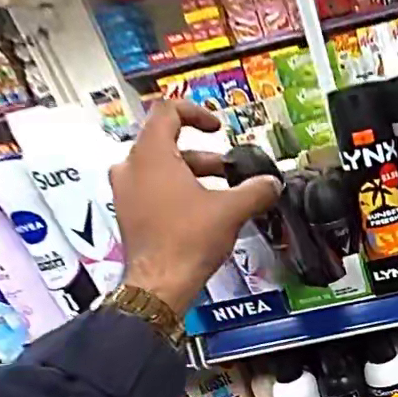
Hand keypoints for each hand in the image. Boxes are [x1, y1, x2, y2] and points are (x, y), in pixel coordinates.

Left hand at [110, 100, 280, 312]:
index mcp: (151, 155)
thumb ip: (255, 190)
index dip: (197, 113)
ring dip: (193, 176)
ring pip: (162, 170)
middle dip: (205, 157)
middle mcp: (131, 168)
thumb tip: (271, 184)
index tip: (216, 128)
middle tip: (229, 171)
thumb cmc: (186, 242)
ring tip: (222, 195)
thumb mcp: (231, 210)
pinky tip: (204, 214)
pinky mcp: (130, 214)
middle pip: (168, 144)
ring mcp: (126, 192)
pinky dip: (180, 194)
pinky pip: (155, 191)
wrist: (160, 284)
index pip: (167, 112)